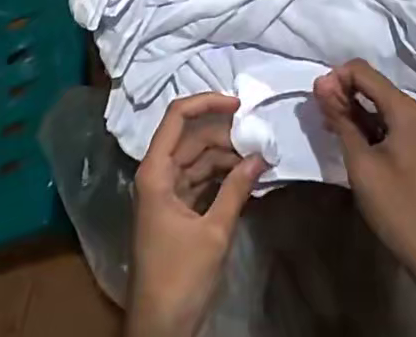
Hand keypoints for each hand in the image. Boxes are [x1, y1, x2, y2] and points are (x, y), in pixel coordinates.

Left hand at [128, 93, 266, 336]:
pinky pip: (200, 179)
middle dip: (226, 135)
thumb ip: (236, 188)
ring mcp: (165, 193)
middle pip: (192, 137)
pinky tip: (246, 178)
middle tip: (259, 141)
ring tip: (258, 160)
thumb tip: (260, 155)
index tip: (240, 104)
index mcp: (155, 172)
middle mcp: (157, 175)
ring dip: (227, 157)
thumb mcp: (213, 232)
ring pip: (198, 158)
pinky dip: (222, 176)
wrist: (159, 330)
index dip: (207, 102)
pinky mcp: (176, 210)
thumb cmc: (179, 277)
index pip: (177, 117)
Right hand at [313, 60, 415, 336]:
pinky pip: (380, 121)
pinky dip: (359, 123)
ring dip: (348, 108)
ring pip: (373, 103)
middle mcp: (410, 110)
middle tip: (317, 114)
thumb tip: (321, 83)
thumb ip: (341, 118)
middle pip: (369, 83)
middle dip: (340, 91)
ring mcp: (411, 128)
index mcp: (404, 108)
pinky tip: (341, 136)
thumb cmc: (396, 206)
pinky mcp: (408, 145)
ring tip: (324, 124)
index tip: (315, 100)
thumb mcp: (361, 162)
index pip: (363, 71)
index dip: (336, 78)